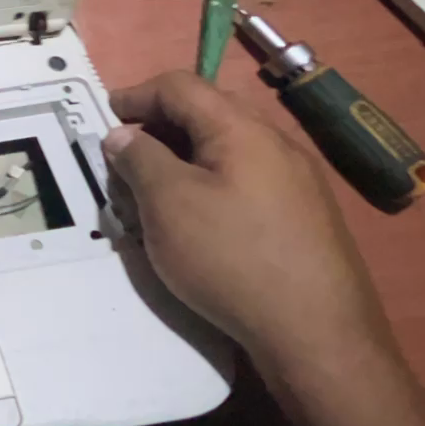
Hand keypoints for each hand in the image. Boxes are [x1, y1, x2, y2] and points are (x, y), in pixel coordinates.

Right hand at [103, 71, 394, 371]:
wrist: (320, 339)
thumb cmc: (232, 258)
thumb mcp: (167, 202)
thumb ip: (138, 158)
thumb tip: (122, 135)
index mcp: (242, 130)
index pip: (181, 87)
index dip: (136, 95)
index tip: (104, 117)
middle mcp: (276, 145)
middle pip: (206, 112)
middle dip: (158, 125)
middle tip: (125, 153)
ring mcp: (296, 182)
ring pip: (225, 147)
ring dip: (181, 155)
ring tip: (151, 189)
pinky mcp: (303, 217)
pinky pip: (244, 178)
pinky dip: (207, 181)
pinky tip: (194, 217)